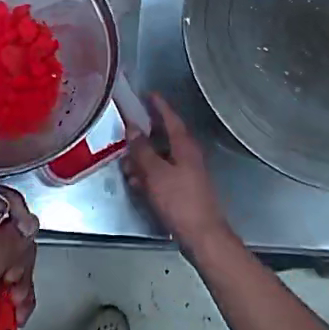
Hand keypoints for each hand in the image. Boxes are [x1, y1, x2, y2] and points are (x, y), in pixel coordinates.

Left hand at [0, 187, 37, 329]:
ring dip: (23, 284)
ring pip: (21, 262)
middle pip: (14, 233)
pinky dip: (23, 301)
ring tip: (12, 306)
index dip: (13, 208)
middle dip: (21, 258)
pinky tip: (16, 318)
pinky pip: (21, 287)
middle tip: (10, 281)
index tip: (27, 228)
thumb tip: (28, 222)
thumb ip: (2, 248)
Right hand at [124, 93, 231, 253]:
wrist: (202, 236)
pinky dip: (149, 175)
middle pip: (164, 137)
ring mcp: (187, 172)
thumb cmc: (179, 201)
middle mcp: (188, 155)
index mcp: (184, 145)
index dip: (158, 105)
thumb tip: (133, 128)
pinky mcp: (183, 189)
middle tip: (126, 132)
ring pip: (161, 157)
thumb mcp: (155, 173)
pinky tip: (137, 184)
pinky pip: (162, 174)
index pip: (170, 118)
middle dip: (144, 136)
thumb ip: (142, 150)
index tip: (147, 93)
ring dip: (143, 159)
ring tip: (126, 164)